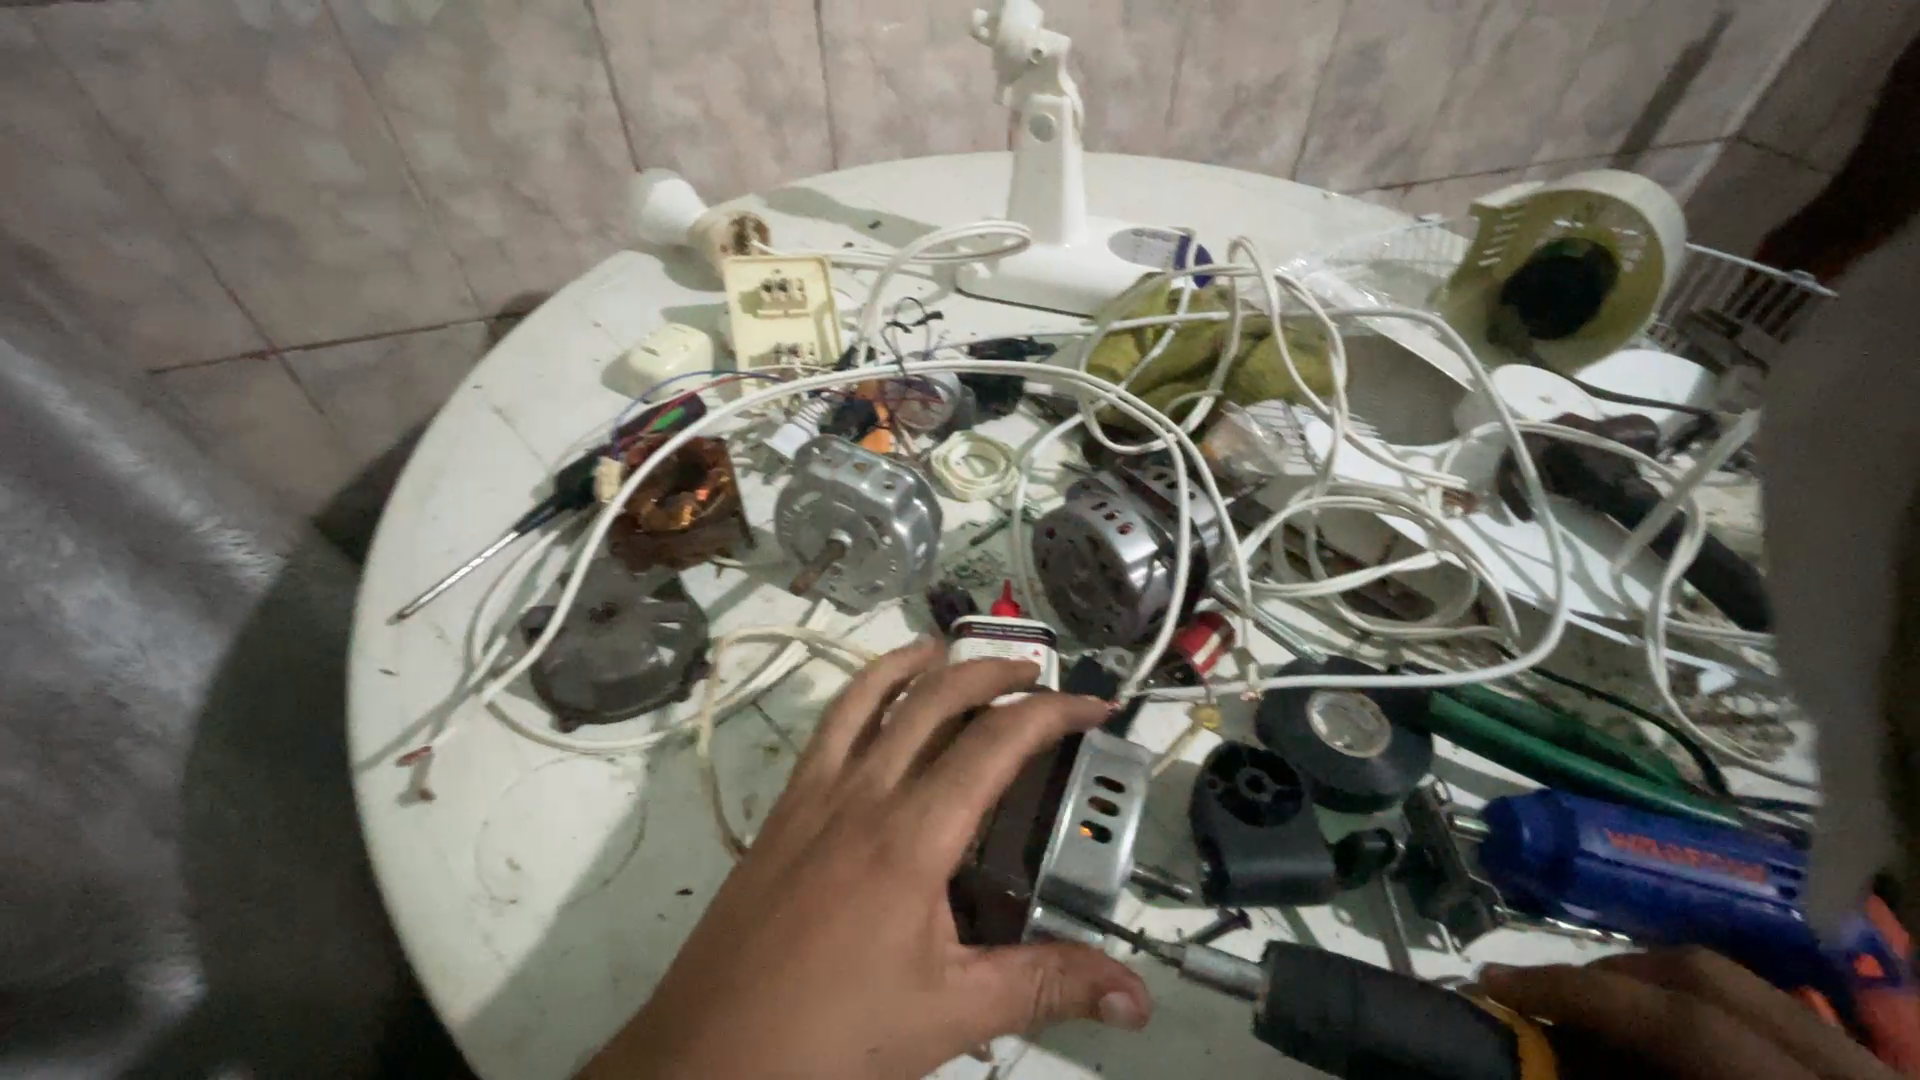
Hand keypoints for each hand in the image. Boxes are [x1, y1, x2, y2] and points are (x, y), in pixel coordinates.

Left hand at [584, 638, 1151, 1079]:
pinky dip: (862, 691)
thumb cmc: (836, 1030)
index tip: (1094, 705)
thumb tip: (1137, 998)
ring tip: (954, 650)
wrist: (711, 1051)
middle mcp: (866, 791)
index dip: (1053, 712)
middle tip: (1037, 674)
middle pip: (937, 700)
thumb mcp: (953, 1011)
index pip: (997, 744)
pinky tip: (875, 698)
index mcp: (914, 834)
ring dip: (919, 663)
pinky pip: (828, 725)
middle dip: (994, 673)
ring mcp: (816, 791)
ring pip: (872, 695)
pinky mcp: (784, 805)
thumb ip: (1047, 986)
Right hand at [1481, 947, 1895, 1079]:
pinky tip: (1661, 1050)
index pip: (1687, 1021)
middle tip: (1538, 994)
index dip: (1578, 993)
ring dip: (1646, 988)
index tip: (1498, 986)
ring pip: (1739, 986)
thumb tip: (1555, 1059)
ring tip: (1591, 1015)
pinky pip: (1769, 1018)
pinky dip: (1697, 1018)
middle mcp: (1856, 1078)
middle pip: (1707, 976)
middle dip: (1606, 975)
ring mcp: (1877, 1075)